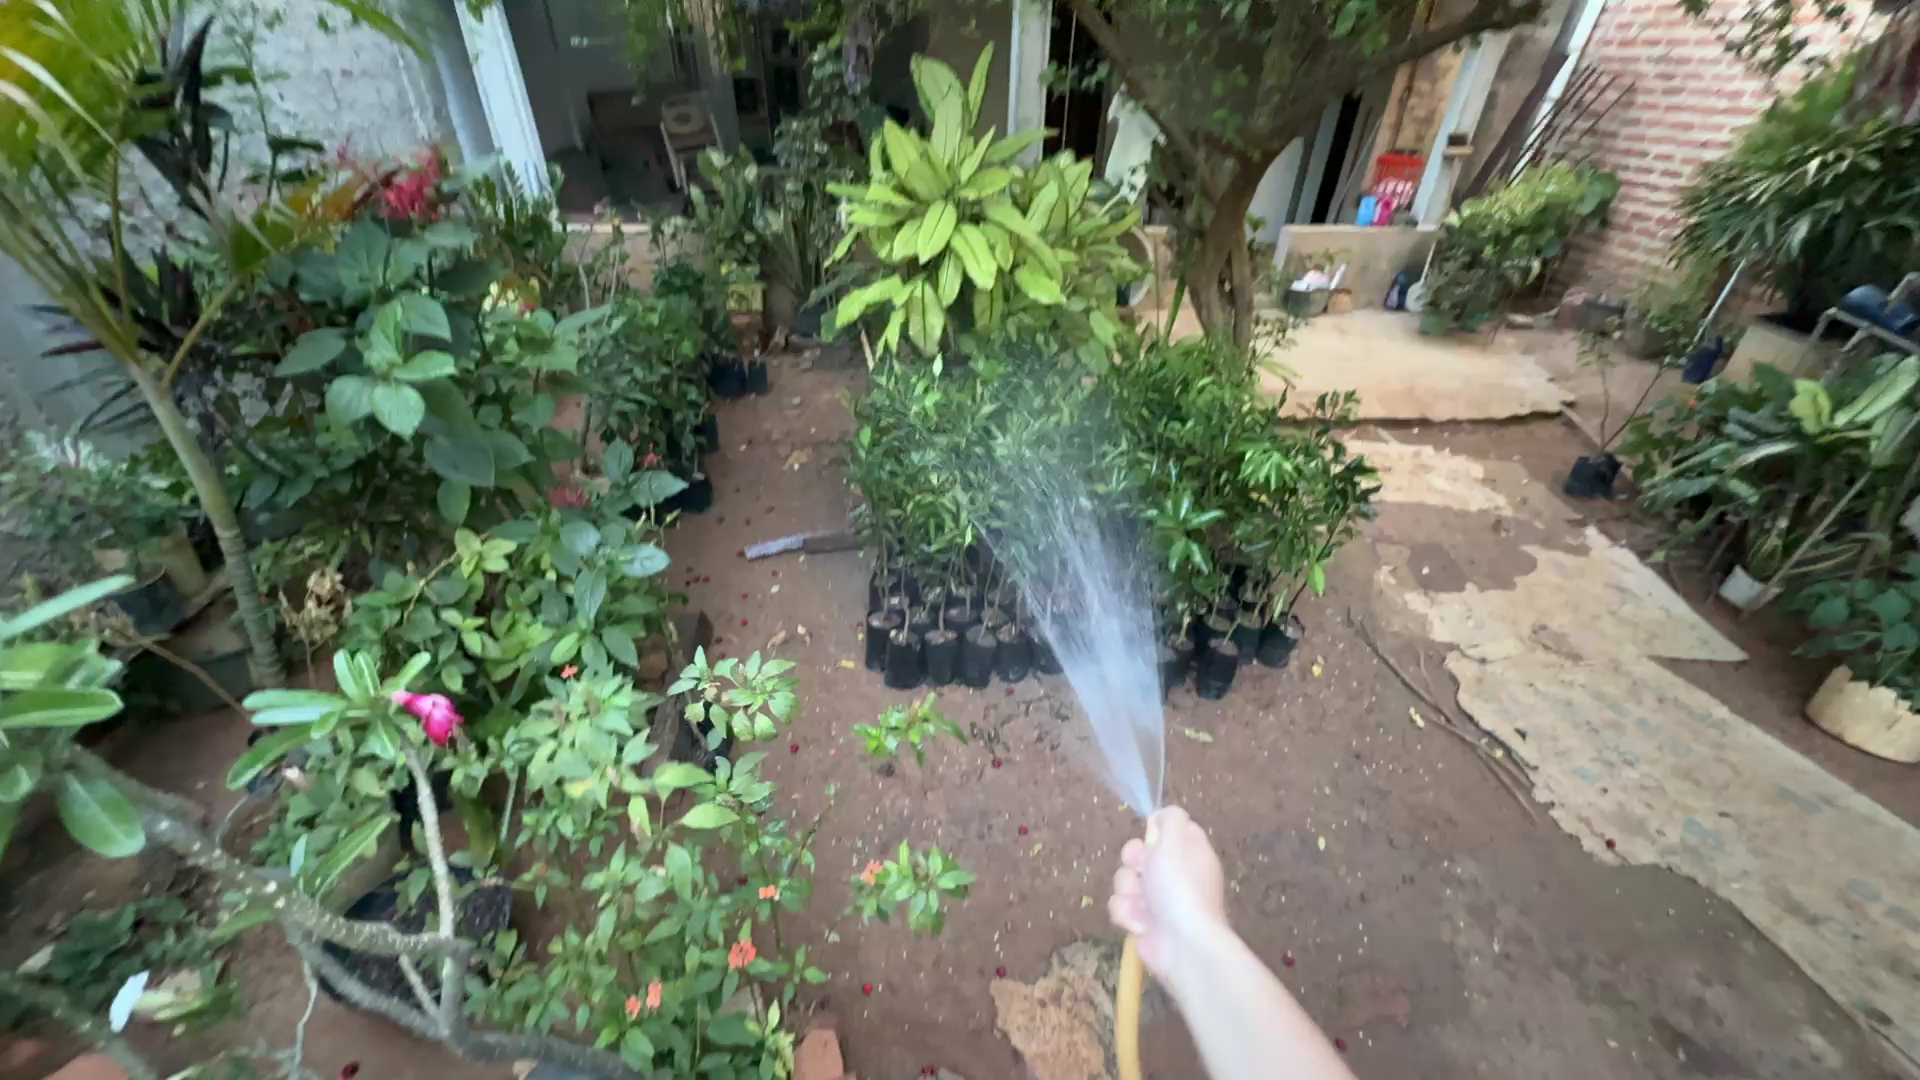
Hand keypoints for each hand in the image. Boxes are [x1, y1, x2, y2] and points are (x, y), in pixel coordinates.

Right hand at [1108, 806, 1227, 979]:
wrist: (1182, 943)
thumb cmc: (1181, 886)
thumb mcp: (1177, 840)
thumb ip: (1170, 818)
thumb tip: (1162, 816)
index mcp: (1190, 854)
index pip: (1171, 831)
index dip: (1157, 830)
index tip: (1151, 834)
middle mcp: (1174, 875)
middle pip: (1140, 852)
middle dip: (1133, 858)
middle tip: (1140, 867)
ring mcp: (1158, 900)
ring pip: (1125, 878)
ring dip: (1127, 888)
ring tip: (1140, 902)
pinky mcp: (1142, 922)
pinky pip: (1121, 905)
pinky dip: (1126, 912)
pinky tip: (1138, 921)